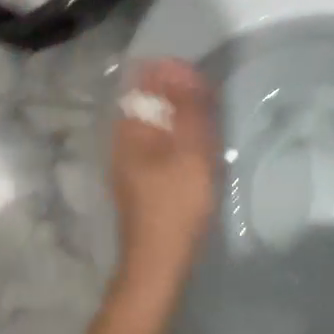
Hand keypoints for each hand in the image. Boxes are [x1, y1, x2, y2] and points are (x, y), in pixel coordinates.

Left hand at [110, 59, 218, 277]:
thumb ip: (190, 110)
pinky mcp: (140, 182)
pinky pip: (158, 145)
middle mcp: (122, 140)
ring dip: (180, 116)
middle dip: (177, 91)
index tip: (202, 77)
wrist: (158, 264)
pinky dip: (178, 138)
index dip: (171, 71)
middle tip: (211, 96)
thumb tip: (183, 69)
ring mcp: (128, 163)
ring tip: (210, 119)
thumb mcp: (191, 153)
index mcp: (130, 128)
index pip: (143, 79)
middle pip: (147, 101)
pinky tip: (198, 149)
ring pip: (153, 124)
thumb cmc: (176, 205)